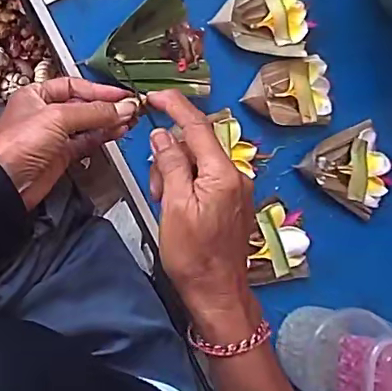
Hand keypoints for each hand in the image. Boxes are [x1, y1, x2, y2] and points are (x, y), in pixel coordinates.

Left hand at [0, 77, 138, 208]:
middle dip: (107, 106)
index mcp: (36, 95)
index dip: (98, 89)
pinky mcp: (61, 155)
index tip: (121, 94)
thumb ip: (94, 111)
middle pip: (83, 104)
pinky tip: (117, 132)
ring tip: (129, 119)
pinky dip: (102, 136)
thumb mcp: (58, 118)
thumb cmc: (16, 146)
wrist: (7, 183)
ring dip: (108, 121)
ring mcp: (53, 135)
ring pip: (87, 124)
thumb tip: (121, 107)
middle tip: (129, 108)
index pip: (74, 85)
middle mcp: (44, 113)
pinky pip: (87, 141)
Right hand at [146, 90, 259, 342]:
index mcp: (223, 172)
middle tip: (157, 188)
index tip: (155, 96)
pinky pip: (204, 178)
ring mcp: (236, 188)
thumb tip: (163, 135)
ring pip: (197, 162)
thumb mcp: (174, 206)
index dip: (174, 107)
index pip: (197, 126)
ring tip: (166, 205)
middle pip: (195, 144)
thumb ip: (170, 165)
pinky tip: (178, 208)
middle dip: (170, 157)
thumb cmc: (194, 256)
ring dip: (175, 174)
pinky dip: (186, 185)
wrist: (217, 294)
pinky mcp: (232, 200)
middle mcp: (235, 174)